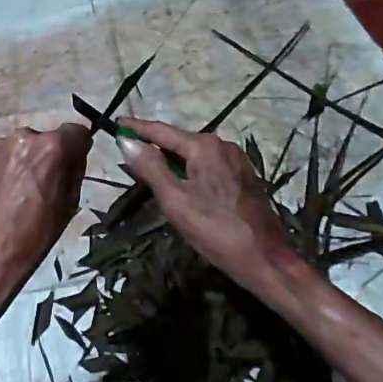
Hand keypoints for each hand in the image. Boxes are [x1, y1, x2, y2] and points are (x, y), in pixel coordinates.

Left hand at [0, 123, 92, 300]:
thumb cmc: (37, 231)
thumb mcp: (70, 201)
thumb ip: (75, 169)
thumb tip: (75, 153)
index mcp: (52, 146)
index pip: (76, 131)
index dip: (79, 147)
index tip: (75, 164)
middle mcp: (25, 135)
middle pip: (49, 137)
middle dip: (52, 153)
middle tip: (48, 181)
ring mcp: (0, 143)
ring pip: (27, 144)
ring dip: (30, 158)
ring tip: (25, 187)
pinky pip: (7, 153)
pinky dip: (12, 164)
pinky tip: (8, 188)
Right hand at [116, 118, 298, 289]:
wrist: (265, 259)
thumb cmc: (215, 229)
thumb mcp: (175, 199)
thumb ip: (150, 167)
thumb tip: (127, 140)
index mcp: (204, 146)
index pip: (162, 131)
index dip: (137, 127)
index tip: (117, 122)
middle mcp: (222, 145)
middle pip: (179, 140)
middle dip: (154, 145)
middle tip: (128, 151)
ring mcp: (236, 161)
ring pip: (195, 154)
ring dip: (172, 159)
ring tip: (150, 168)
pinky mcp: (244, 178)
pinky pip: (208, 166)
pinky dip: (189, 169)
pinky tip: (180, 183)